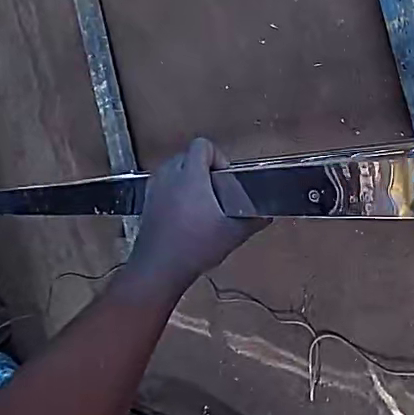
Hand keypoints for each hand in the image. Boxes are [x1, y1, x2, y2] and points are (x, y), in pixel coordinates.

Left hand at [126, 138, 268, 284]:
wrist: (158, 269)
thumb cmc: (196, 246)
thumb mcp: (232, 234)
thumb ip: (253, 221)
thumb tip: (267, 216)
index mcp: (191, 176)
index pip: (202, 145)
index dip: (217, 157)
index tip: (224, 178)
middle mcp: (169, 176)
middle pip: (187, 155)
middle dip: (203, 168)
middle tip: (216, 190)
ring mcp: (154, 189)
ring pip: (173, 169)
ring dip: (187, 178)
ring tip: (200, 202)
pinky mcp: (146, 203)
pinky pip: (162, 185)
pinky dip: (174, 191)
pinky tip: (184, 215)